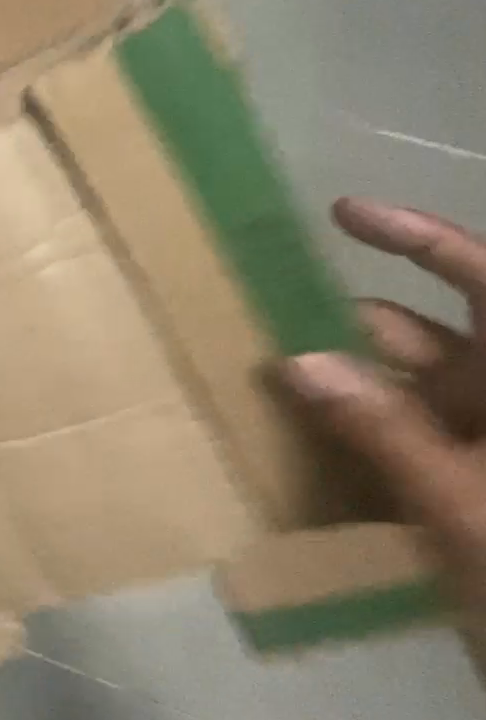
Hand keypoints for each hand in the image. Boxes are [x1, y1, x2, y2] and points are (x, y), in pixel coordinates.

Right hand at [282, 198, 485, 633]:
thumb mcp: (464, 506)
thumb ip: (385, 433)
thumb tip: (296, 362)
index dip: (421, 241)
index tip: (342, 213)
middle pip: (423, 336)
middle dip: (341, 323)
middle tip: (257, 313)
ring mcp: (483, 438)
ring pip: (403, 386)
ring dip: (337, 378)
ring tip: (259, 372)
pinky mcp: (462, 476)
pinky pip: (396, 431)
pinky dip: (349, 423)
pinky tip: (296, 429)